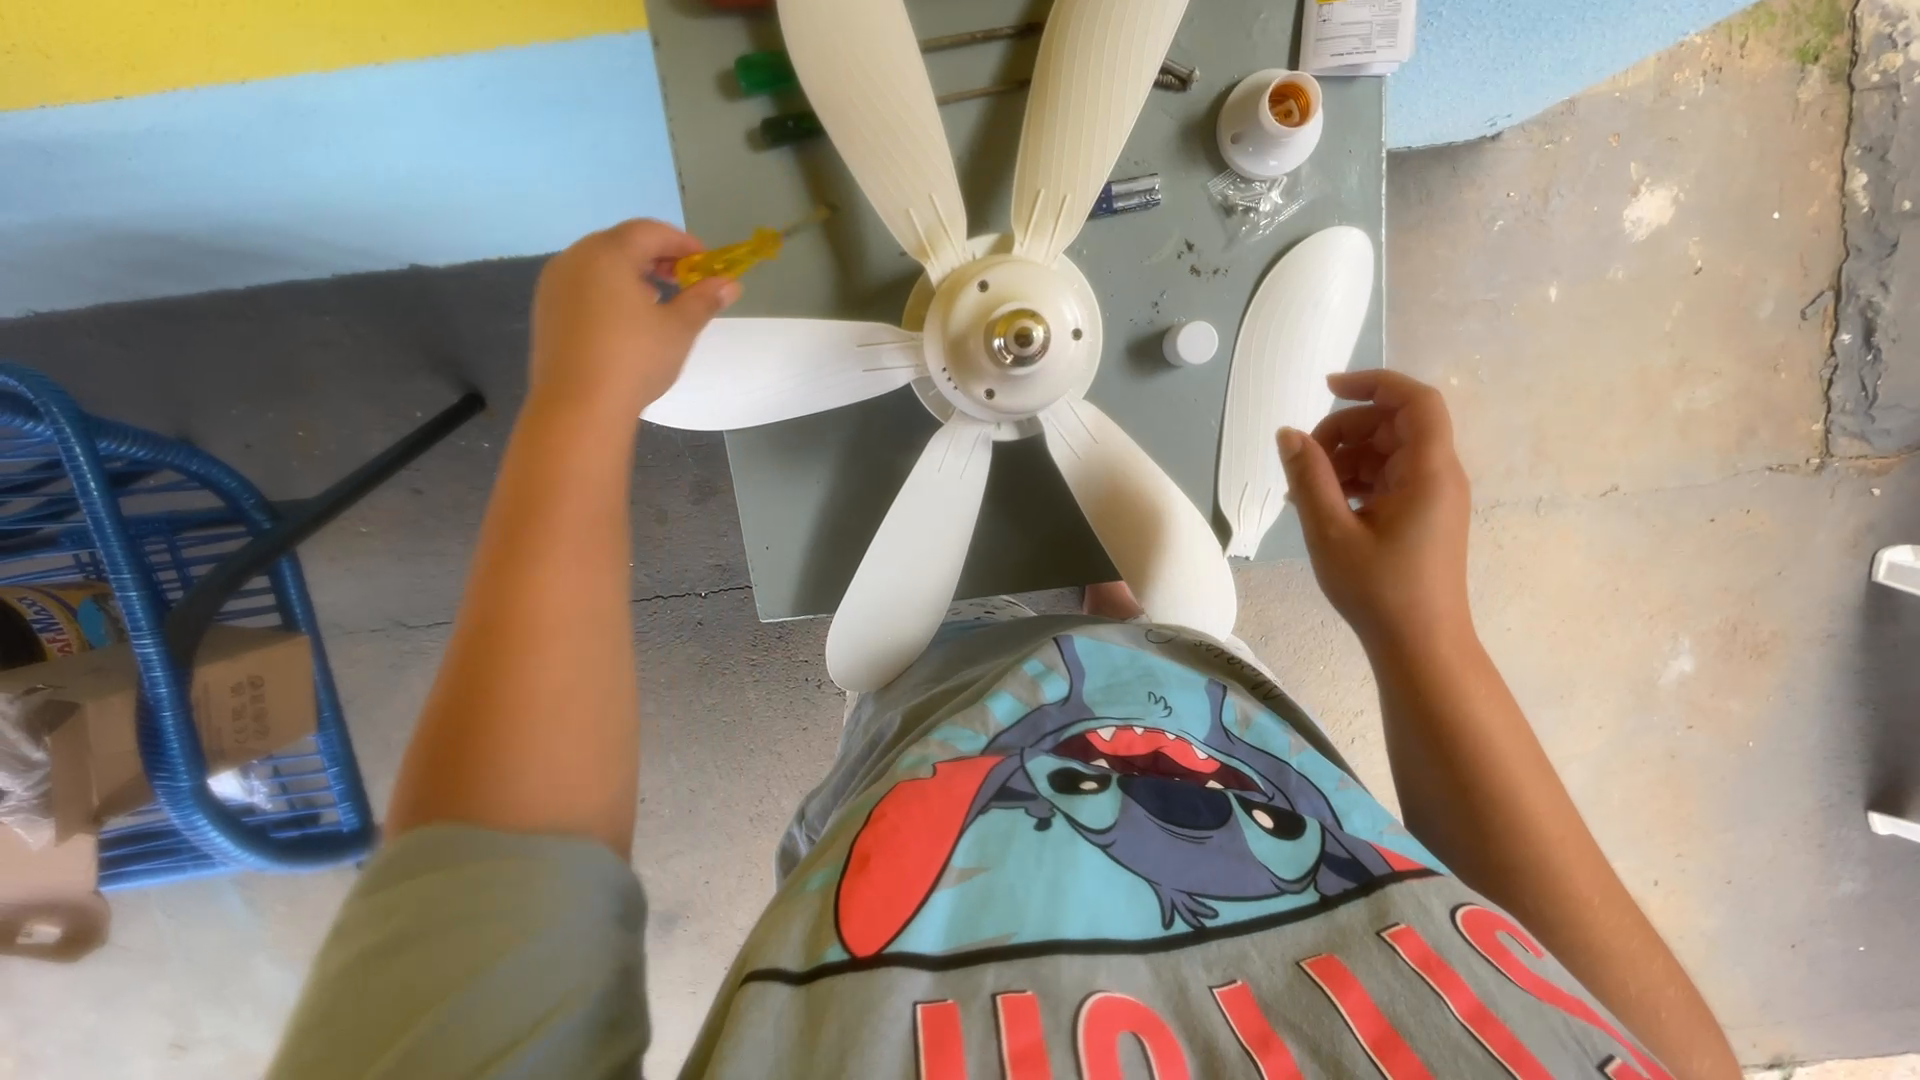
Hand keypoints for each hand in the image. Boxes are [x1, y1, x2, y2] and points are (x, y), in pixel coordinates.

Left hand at [528, 219, 738, 420]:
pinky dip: (609, 291)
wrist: (578, 406)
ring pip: (600, 264)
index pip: (650, 231)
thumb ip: (704, 300)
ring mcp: (555, 283)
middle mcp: (575, 258)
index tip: (707, 264)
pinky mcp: (547, 310)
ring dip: (633, 273)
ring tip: (658, 300)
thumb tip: (730, 284)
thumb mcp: (679, 329)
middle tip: (684, 280)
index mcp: (608, 253)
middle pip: (622, 243)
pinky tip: (626, 320)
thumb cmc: (634, 359)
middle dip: (657, 257)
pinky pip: (583, 285)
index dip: (683, 243)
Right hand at [1278, 370, 1472, 652]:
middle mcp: (1439, 476)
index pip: (1415, 400)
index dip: (1373, 383)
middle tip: (1304, 461)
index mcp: (1429, 471)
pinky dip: (1355, 480)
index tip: (1327, 388)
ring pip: (1388, 451)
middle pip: (1394, 424)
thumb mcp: (1330, 531)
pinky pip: (1389, 478)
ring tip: (1306, 492)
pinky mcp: (1422, 516)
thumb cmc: (1378, 589)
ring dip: (1345, 458)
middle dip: (1346, 430)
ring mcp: (1433, 497)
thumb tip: (1288, 433)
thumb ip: (1309, 476)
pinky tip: (1323, 505)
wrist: (1420, 645)